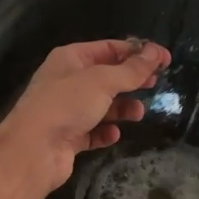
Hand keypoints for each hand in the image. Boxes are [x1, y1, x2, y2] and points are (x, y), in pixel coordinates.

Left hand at [0, 39, 170, 194]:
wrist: (34, 150)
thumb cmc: (66, 105)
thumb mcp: (103, 81)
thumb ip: (131, 69)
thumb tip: (156, 51)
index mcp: (71, 58)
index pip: (109, 48)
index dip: (137, 52)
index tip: (164, 59)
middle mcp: (67, 81)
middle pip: (106, 76)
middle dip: (131, 81)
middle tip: (156, 85)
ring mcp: (67, 110)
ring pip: (102, 105)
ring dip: (121, 108)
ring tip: (138, 113)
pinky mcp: (68, 136)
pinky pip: (93, 131)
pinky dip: (105, 132)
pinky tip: (113, 134)